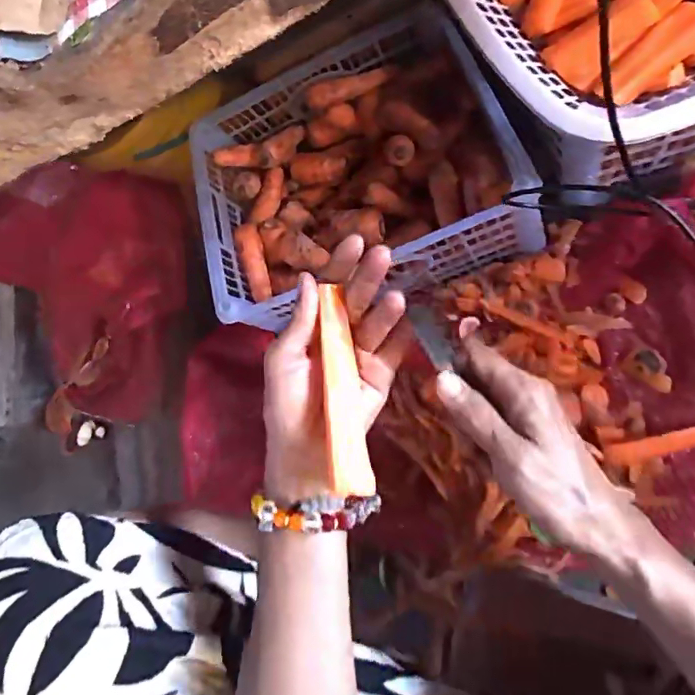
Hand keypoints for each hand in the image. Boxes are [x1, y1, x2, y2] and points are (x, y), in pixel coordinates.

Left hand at [262, 236, 411, 501]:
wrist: (306, 455)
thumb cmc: (286, 404)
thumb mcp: (282, 360)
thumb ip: (300, 321)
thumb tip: (311, 277)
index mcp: (312, 325)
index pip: (328, 287)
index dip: (340, 264)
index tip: (354, 239)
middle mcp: (338, 333)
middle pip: (355, 299)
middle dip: (368, 276)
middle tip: (383, 253)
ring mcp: (362, 353)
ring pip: (377, 321)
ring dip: (386, 306)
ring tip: (395, 294)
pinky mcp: (382, 375)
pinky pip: (395, 350)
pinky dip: (404, 333)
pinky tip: (412, 315)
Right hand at [432, 322, 650, 574]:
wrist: (601, 527)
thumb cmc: (554, 491)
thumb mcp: (508, 454)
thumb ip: (475, 414)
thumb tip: (440, 376)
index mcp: (522, 387)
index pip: (475, 352)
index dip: (449, 358)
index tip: (431, 382)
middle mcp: (527, 388)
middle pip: (476, 376)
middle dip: (460, 403)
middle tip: (465, 440)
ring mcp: (531, 407)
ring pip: (482, 400)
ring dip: (471, 426)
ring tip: (481, 459)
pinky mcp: (532, 426)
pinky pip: (495, 418)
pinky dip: (485, 438)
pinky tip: (491, 464)